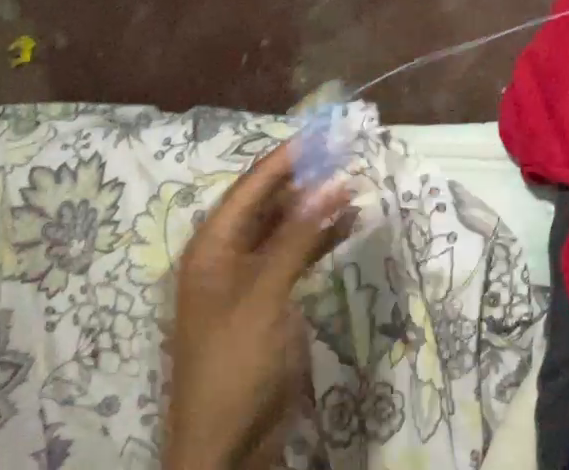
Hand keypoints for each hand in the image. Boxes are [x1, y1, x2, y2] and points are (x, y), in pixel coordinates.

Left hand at [164, 142, 356, 469]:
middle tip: (351, 152)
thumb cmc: (235, 363)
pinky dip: (322, 238)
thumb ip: (299, 236)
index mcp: (211, 248)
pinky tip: (352, 222)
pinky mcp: (272, 300)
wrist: (228, 444)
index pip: (252, 187)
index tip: (329, 130)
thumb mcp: (265, 294)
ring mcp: (250, 279)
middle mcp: (228, 256)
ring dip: (318, 207)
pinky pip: (298, 255)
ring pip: (287, 227)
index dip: (289, 157)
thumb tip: (334, 180)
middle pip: (269, 203)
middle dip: (307, 178)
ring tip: (358, 182)